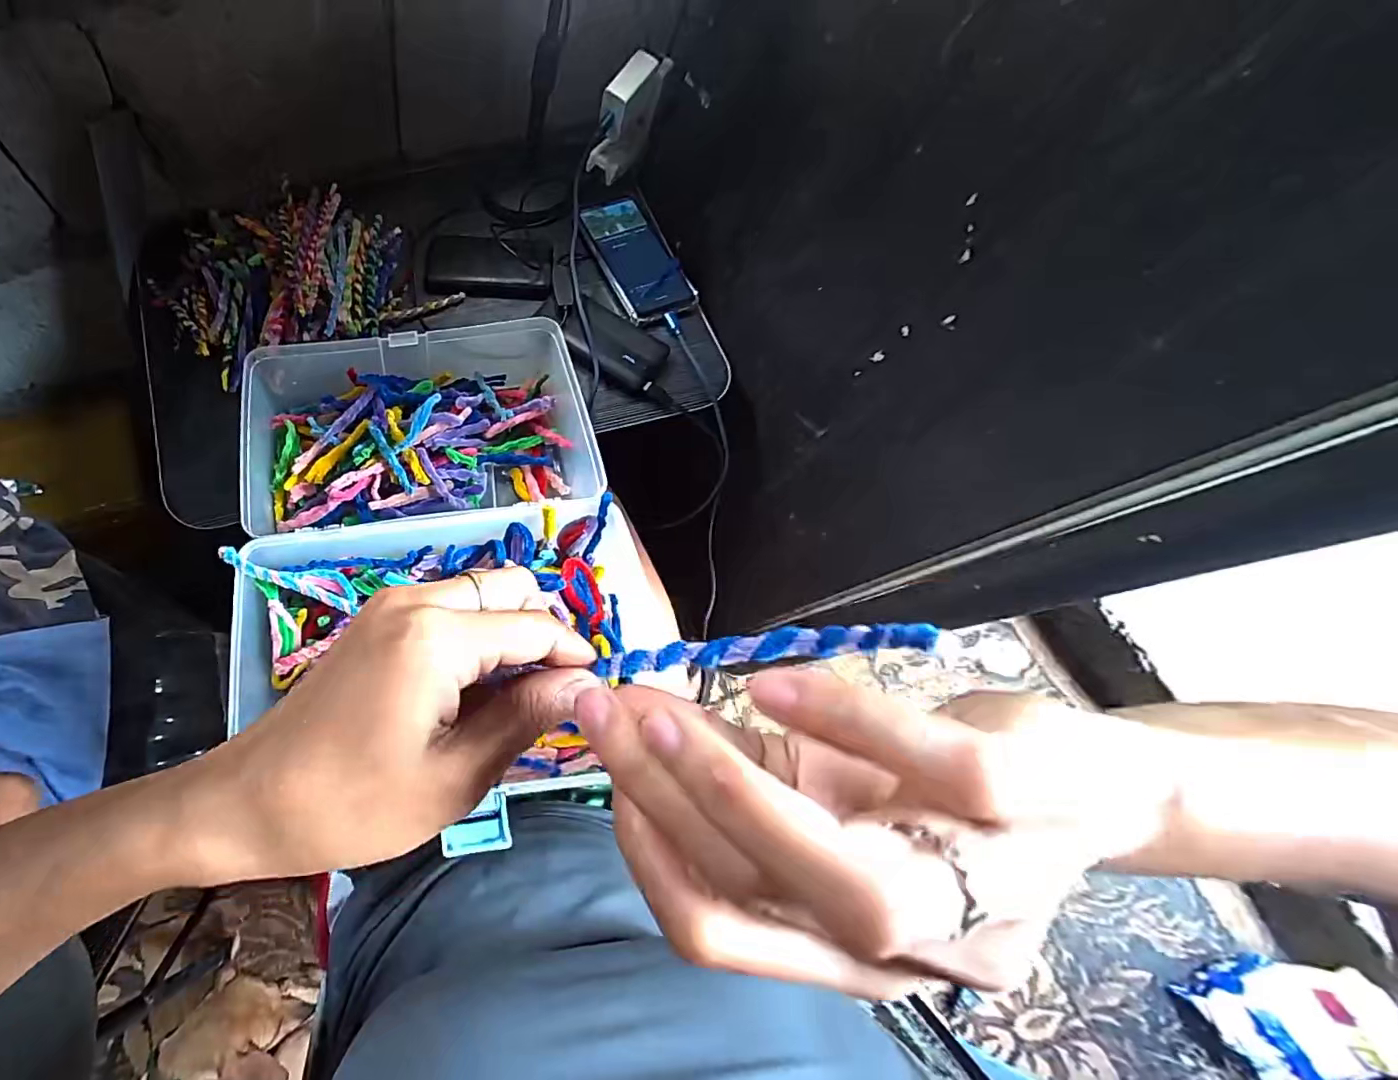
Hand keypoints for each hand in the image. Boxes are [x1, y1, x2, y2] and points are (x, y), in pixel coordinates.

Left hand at [193, 566, 600, 880]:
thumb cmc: (351, 805)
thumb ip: (523, 720)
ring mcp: (389, 604)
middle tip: (549, 699)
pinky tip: (470, 691)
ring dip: (508, 632)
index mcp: (436, 636)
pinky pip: (445, 609)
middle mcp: (415, 600)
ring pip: (478, 593)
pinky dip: (474, 635)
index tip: (597, 696)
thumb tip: (585, 685)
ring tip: (513, 701)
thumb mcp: (452, 777)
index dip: (574, 658)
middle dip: (542, 633)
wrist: (251, 799)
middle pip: (508, 587)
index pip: (534, 626)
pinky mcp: (375, 620)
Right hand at [579, 670, 1179, 996]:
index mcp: (844, 947)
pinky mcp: (1033, 811)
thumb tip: (623, 713)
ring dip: (725, 778)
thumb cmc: (918, 793)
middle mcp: (911, 948)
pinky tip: (772, 684)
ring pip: (848, 878)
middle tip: (607, 713)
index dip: (643, 851)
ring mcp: (983, 889)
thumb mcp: (806, 786)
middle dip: (660, 790)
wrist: (1084, 786)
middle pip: (760, 892)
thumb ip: (719, 763)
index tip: (604, 774)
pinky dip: (838, 717)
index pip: (715, 929)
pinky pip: (931, 766)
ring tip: (656, 705)